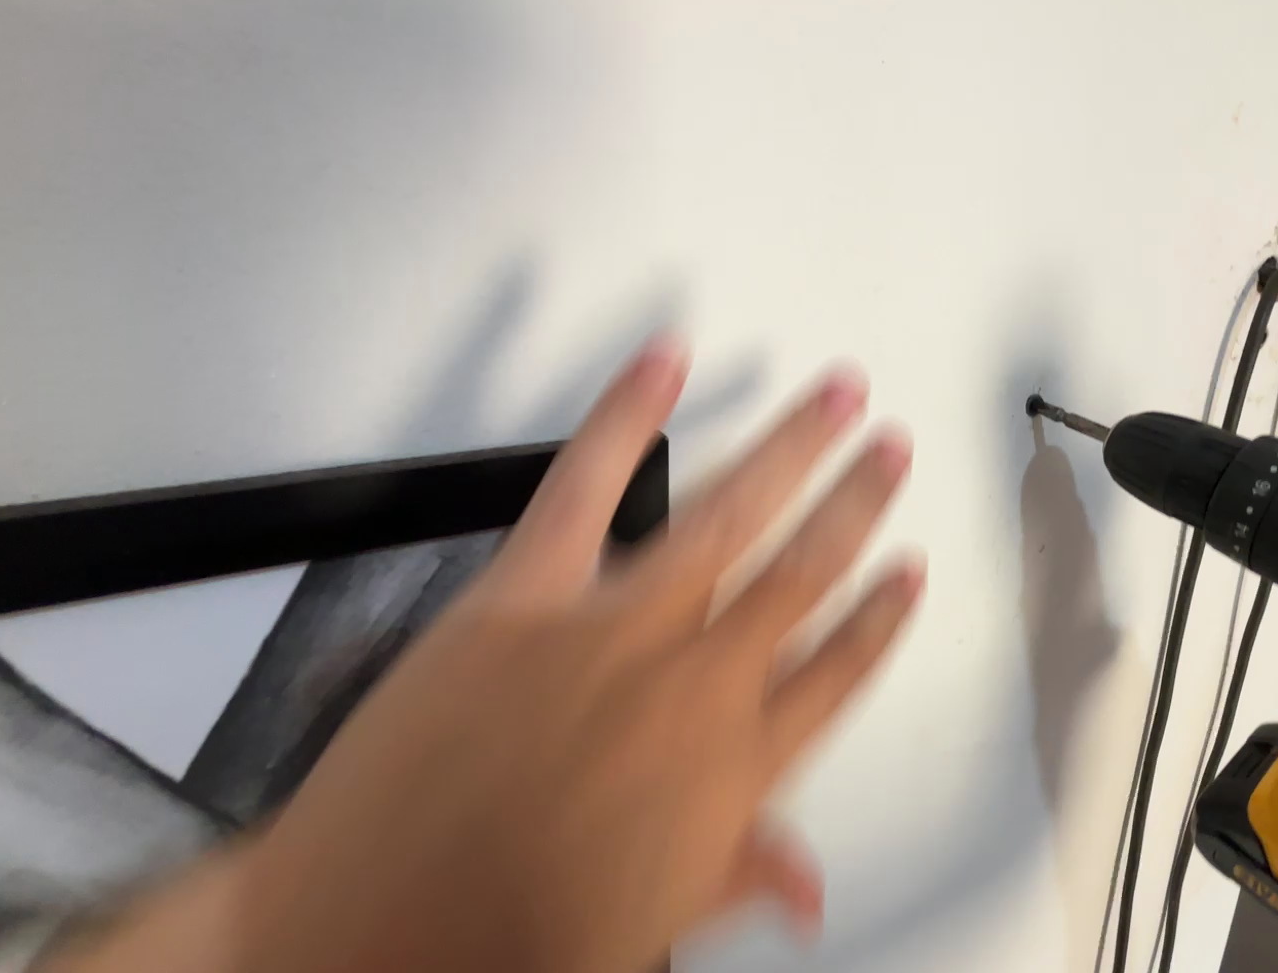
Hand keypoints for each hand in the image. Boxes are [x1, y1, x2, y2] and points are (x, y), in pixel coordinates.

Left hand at [43, 336, 923, 972]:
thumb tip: (810, 890)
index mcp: (736, 763)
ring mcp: (618, 625)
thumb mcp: (658, 917)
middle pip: (805, 572)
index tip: (910, 569)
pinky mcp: (531, 590)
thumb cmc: (518, 940)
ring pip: (731, 516)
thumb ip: (744, 873)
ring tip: (839, 395)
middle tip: (894, 447)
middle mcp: (699, 681)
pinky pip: (587, 484)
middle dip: (858, 503)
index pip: (840, 672)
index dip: (882, 618)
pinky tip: (666, 362)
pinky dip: (625, 415)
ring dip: (794, 447)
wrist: (367, 936)